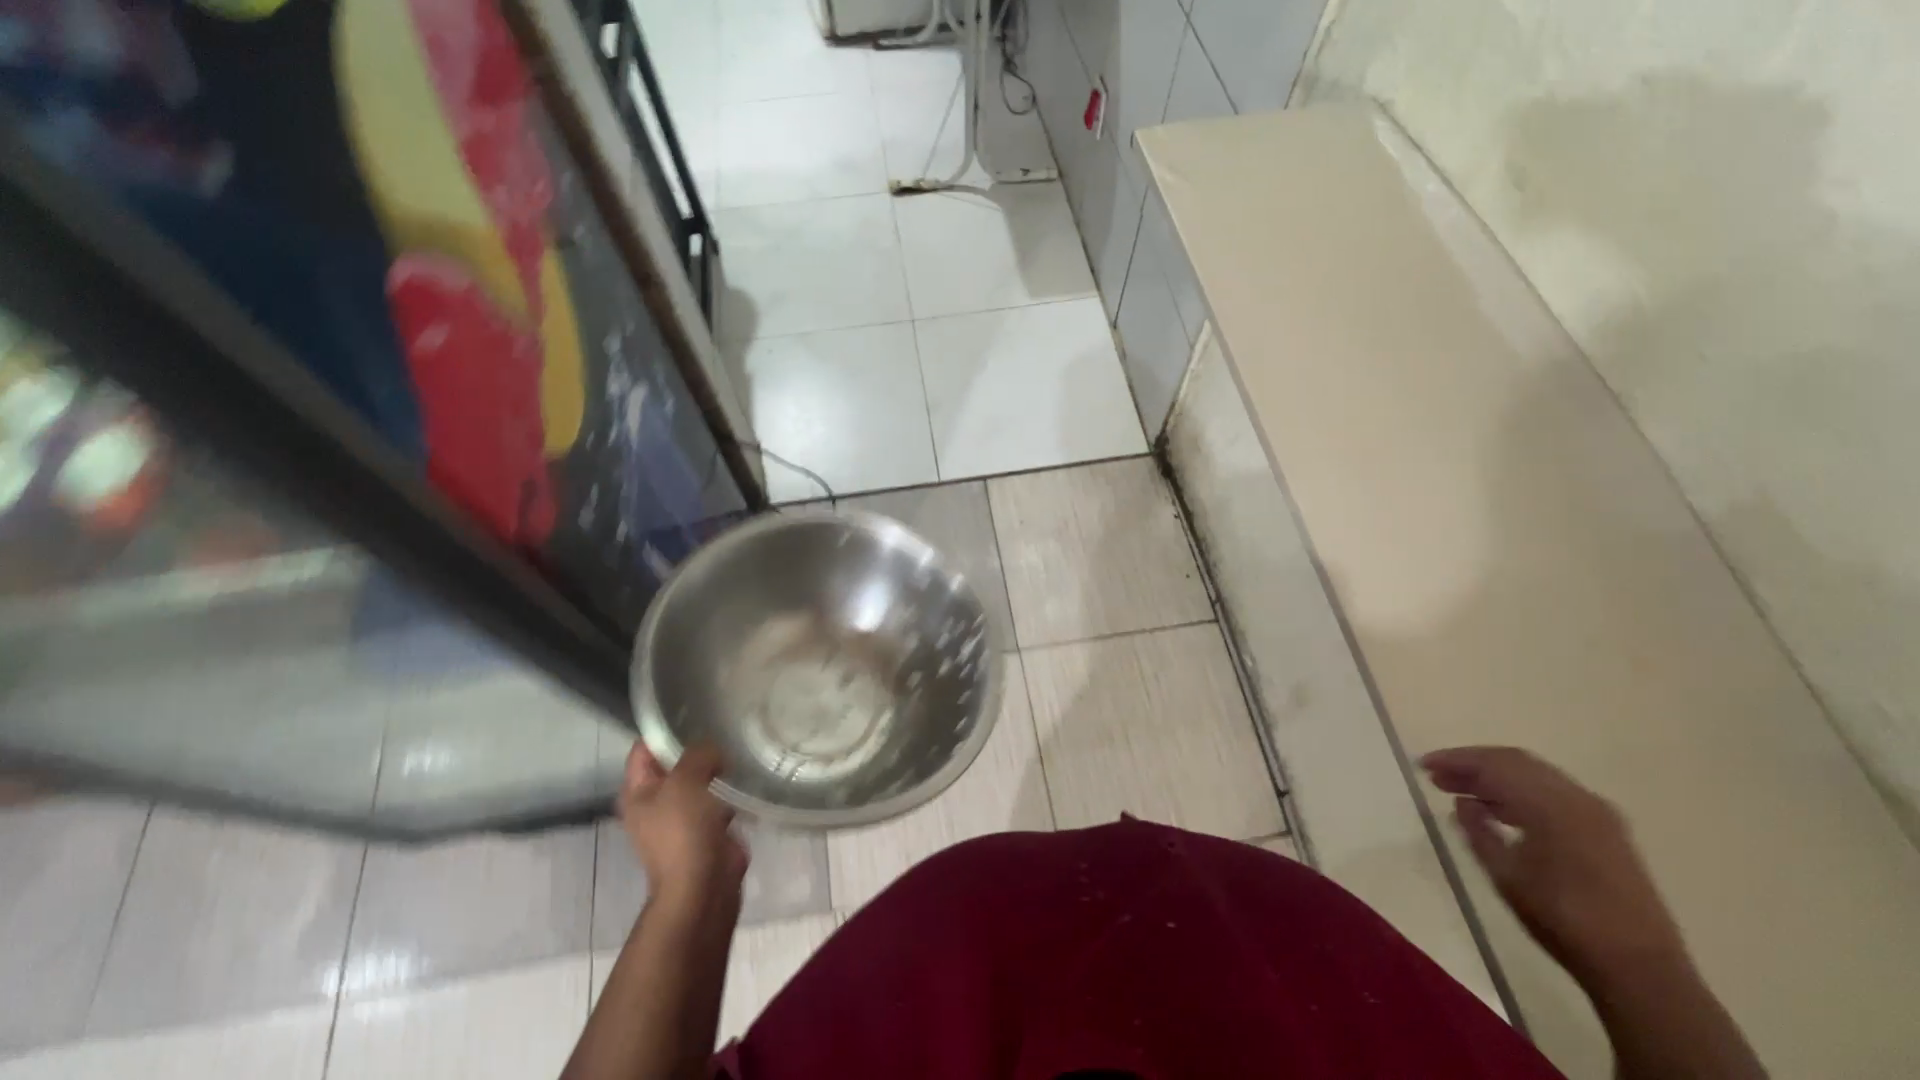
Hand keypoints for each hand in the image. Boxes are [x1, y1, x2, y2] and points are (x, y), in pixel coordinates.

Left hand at [619, 742, 749, 907]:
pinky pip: (718, 802)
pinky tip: (747, 778)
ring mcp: (681, 819)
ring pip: (699, 783)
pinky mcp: (706, 831)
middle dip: (696, 749)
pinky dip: (729, 793)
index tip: (695, 713)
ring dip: (716, 771)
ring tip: (738, 748)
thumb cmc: (683, 832)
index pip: (644, 749)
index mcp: (637, 792)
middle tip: (723, 728)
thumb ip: (697, 755)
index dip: (665, 729)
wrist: (703, 886)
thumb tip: (713, 750)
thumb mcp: (684, 782)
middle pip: (674, 764)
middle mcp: (655, 803)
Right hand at [1421, 746, 1685, 983]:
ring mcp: (1597, 813)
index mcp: (1551, 805)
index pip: (1496, 765)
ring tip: (1462, 794)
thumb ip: (1479, 833)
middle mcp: (1577, 797)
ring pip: (1537, 777)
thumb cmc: (1563, 921)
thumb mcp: (1506, 877)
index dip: (1456, 760)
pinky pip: (1555, 794)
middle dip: (1475, 766)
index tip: (1424, 766)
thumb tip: (1463, 804)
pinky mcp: (1607, 830)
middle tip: (1438, 777)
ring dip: (1498, 779)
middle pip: (1518, 763)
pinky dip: (1523, 794)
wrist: (1638, 966)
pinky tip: (1502, 813)